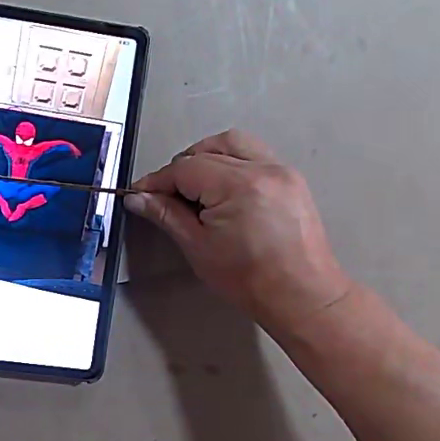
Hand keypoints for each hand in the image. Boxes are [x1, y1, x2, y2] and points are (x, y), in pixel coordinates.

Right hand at [126, 130, 353, 337]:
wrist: (301, 296)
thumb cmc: (251, 279)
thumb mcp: (197, 247)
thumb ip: (166, 214)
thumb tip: (138, 198)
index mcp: (239, 186)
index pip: (185, 168)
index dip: (157, 180)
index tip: (140, 193)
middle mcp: (263, 169)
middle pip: (207, 150)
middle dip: (180, 169)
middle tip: (165, 196)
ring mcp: (281, 171)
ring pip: (233, 144)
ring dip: (206, 157)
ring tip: (194, 188)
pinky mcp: (290, 180)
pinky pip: (254, 155)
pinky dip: (231, 163)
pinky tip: (220, 190)